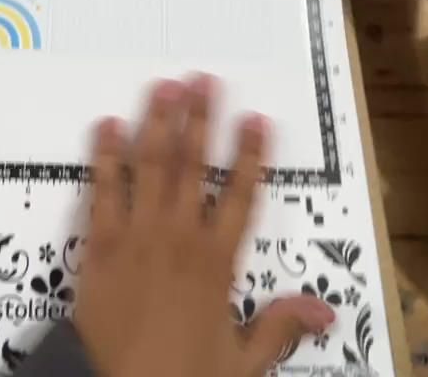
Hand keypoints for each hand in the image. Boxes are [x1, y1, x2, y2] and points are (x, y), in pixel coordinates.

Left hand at [73, 77, 332, 376]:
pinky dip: (106, 155)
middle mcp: (179, 235)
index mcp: (216, 261)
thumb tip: (326, 309)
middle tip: (204, 78)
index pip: (242, 196)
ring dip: (158, 122)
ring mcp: (138, 233)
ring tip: (165, 85)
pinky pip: (104, 188)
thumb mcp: (240, 363)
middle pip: (193, 164)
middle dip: (200, 118)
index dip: (251, 155)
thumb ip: (278, 327)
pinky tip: (109, 124)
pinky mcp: (101, 240)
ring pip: (151, 164)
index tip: (257, 117)